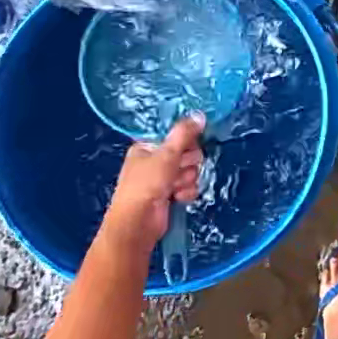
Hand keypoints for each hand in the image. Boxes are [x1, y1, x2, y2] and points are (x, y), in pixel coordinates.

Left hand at [105, 116, 203, 247]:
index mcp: (147, 147)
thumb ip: (184, 134)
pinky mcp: (170, 195)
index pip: (175, 135)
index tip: (187, 147)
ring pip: (190, 170)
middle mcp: (154, 161)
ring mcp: (162, 179)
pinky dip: (185, 192)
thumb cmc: (146, 184)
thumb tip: (200, 114)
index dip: (184, 142)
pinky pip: (188, 187)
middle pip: (186, 153)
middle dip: (186, 163)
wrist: (137, 224)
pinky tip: (177, 198)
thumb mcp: (166, 154)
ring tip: (174, 187)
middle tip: (177, 170)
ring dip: (185, 179)